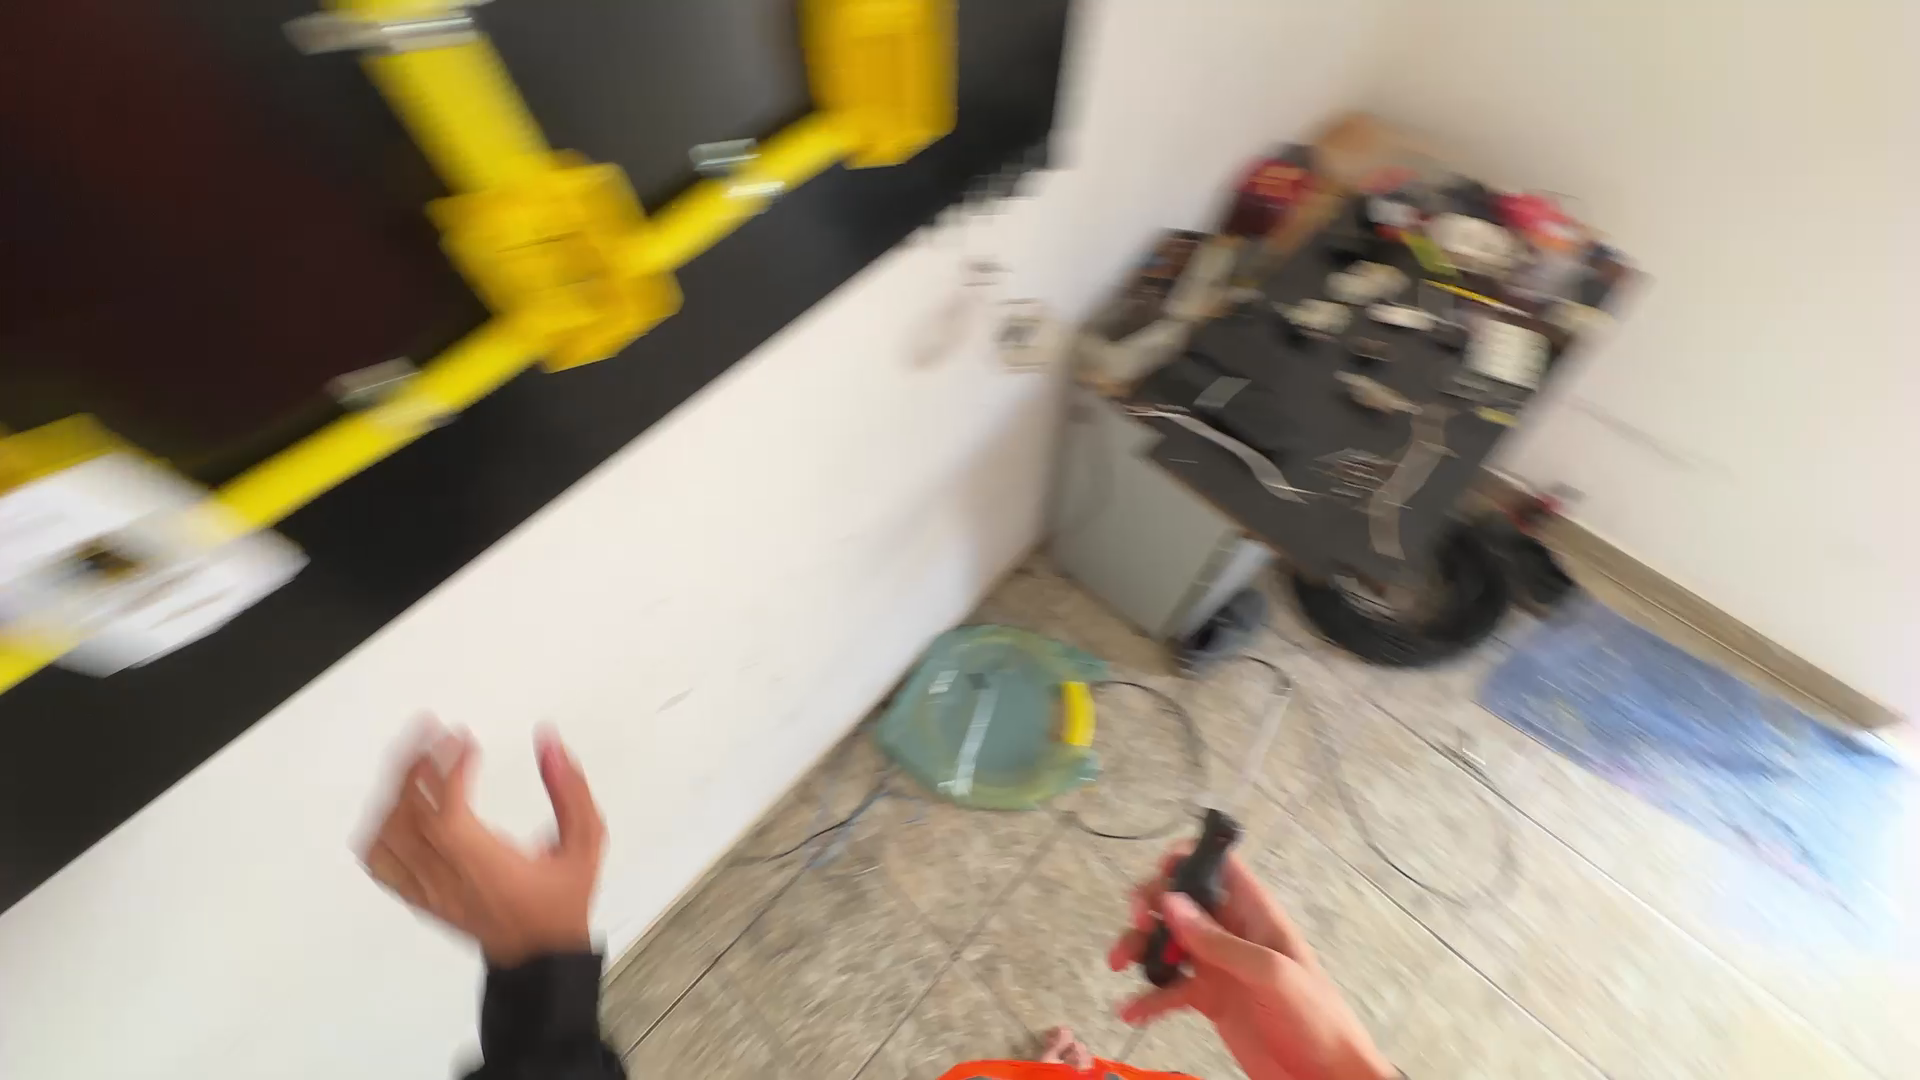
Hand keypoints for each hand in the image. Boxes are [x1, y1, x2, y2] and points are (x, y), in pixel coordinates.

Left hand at [361, 721, 606, 967]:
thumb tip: (549, 745)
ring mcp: (425, 891)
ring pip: (387, 836)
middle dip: (416, 764)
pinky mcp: (416, 896)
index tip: (465, 739)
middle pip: (409, 818)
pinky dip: (380, 823)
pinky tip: (396, 801)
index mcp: (488, 869)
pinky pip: (379, 860)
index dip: (450, 771)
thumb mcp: (588, 840)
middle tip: (433, 728)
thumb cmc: (564, 896)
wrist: (538, 954)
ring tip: (416, 753)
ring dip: (396, 788)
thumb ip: (572, 791)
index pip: (449, 816)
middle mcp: (447, 881)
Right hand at [1108, 848, 1395, 1079]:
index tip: (1160, 876)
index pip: (1215, 865)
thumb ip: (1218, 940)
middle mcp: (1229, 930)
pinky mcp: (1208, 999)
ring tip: (1117, 962)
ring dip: (1139, 946)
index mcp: (1251, 911)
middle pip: (1179, 899)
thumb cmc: (1315, 1017)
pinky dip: (1147, 998)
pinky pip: (1169, 990)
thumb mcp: (1270, 974)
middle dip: (1150, 903)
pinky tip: (1130, 1011)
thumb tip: (1168, 901)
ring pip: (1166, 940)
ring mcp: (1216, 964)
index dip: (1185, 860)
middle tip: (1139, 923)